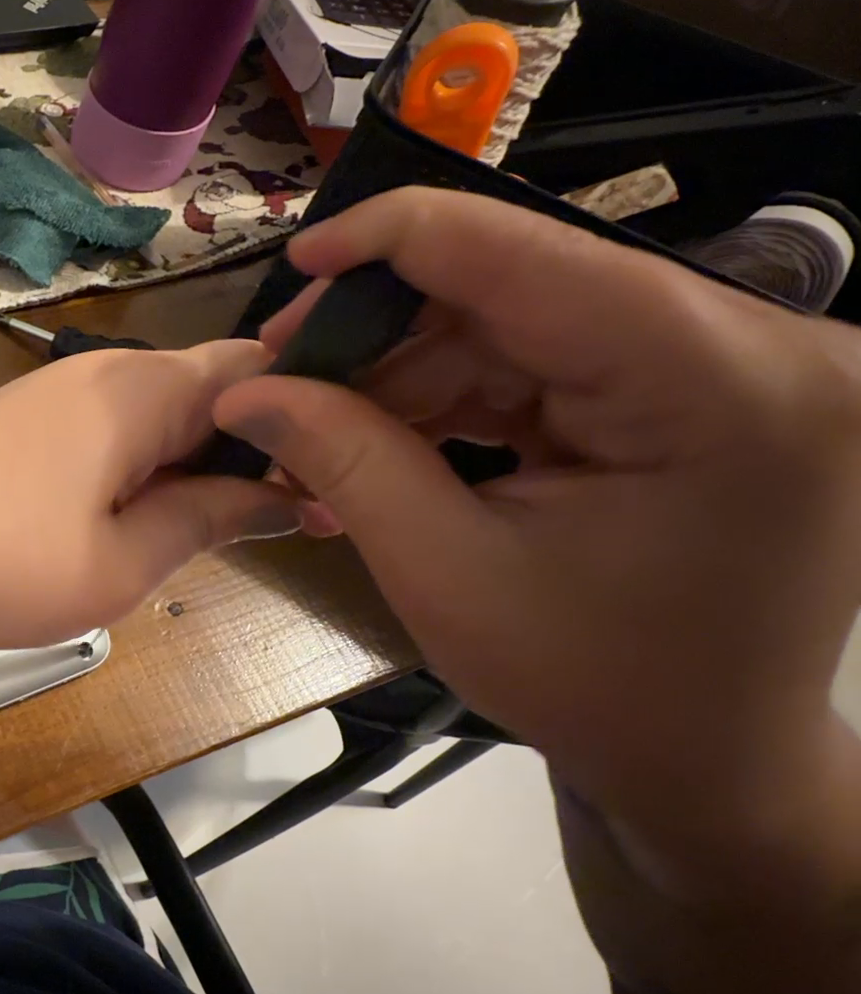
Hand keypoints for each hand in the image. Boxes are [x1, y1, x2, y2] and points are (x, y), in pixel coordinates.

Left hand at [0, 340, 301, 655]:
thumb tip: (280, 495)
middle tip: (259, 526)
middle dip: (239, 451)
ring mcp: (44, 393)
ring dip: (178, 467)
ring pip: (145, 417)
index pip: (258, 370)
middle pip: (201, 392)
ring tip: (185, 536)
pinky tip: (114, 523)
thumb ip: (208, 520)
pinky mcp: (7, 422)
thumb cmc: (1, 562)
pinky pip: (94, 433)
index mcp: (142, 389)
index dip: (303, 420)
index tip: (325, 481)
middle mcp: (97, 370)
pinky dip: (125, 470)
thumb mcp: (122, 562)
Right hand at [209, 187, 860, 855]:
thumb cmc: (586, 682)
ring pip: (518, 329)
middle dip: (384, 333)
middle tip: (281, 379)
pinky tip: (382, 439)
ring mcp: (728, 370)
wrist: (700, 757)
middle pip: (522, 293)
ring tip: (317, 430)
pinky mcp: (691, 396)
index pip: (538, 260)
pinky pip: (541, 367)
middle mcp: (750, 351)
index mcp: (721, 389)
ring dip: (405, 374)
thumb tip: (243, 393)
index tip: (298, 253)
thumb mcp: (443, 571)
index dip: (404, 236)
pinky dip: (448, 399)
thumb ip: (344, 459)